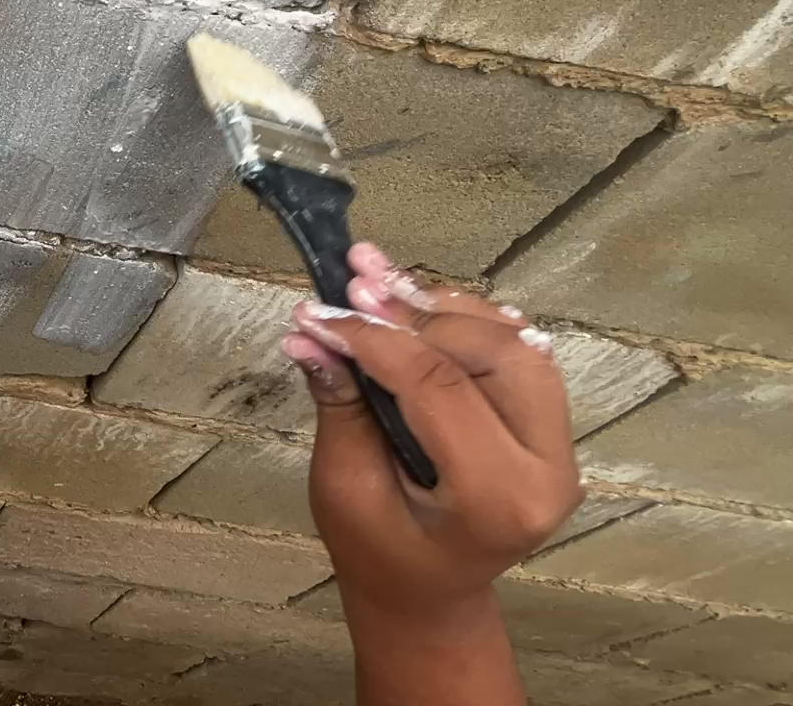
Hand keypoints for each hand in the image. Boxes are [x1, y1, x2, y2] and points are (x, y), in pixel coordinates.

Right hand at [282, 242, 581, 619]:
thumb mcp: (342, 483)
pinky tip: (411, 297)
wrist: (425, 586)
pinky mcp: (542, 423)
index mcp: (495, 496)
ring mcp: (555, 443)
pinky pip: (515, 350)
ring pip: (515, 343)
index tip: (311, 312)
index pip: (436, 386)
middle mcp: (546, 466)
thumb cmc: (376, 546)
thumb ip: (338, 405)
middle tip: (350, 282)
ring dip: (440, 305)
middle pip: (498, 354)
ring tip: (373, 275)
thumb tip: (306, 335)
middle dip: (417, 312)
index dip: (371, 337)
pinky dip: (461, 316)